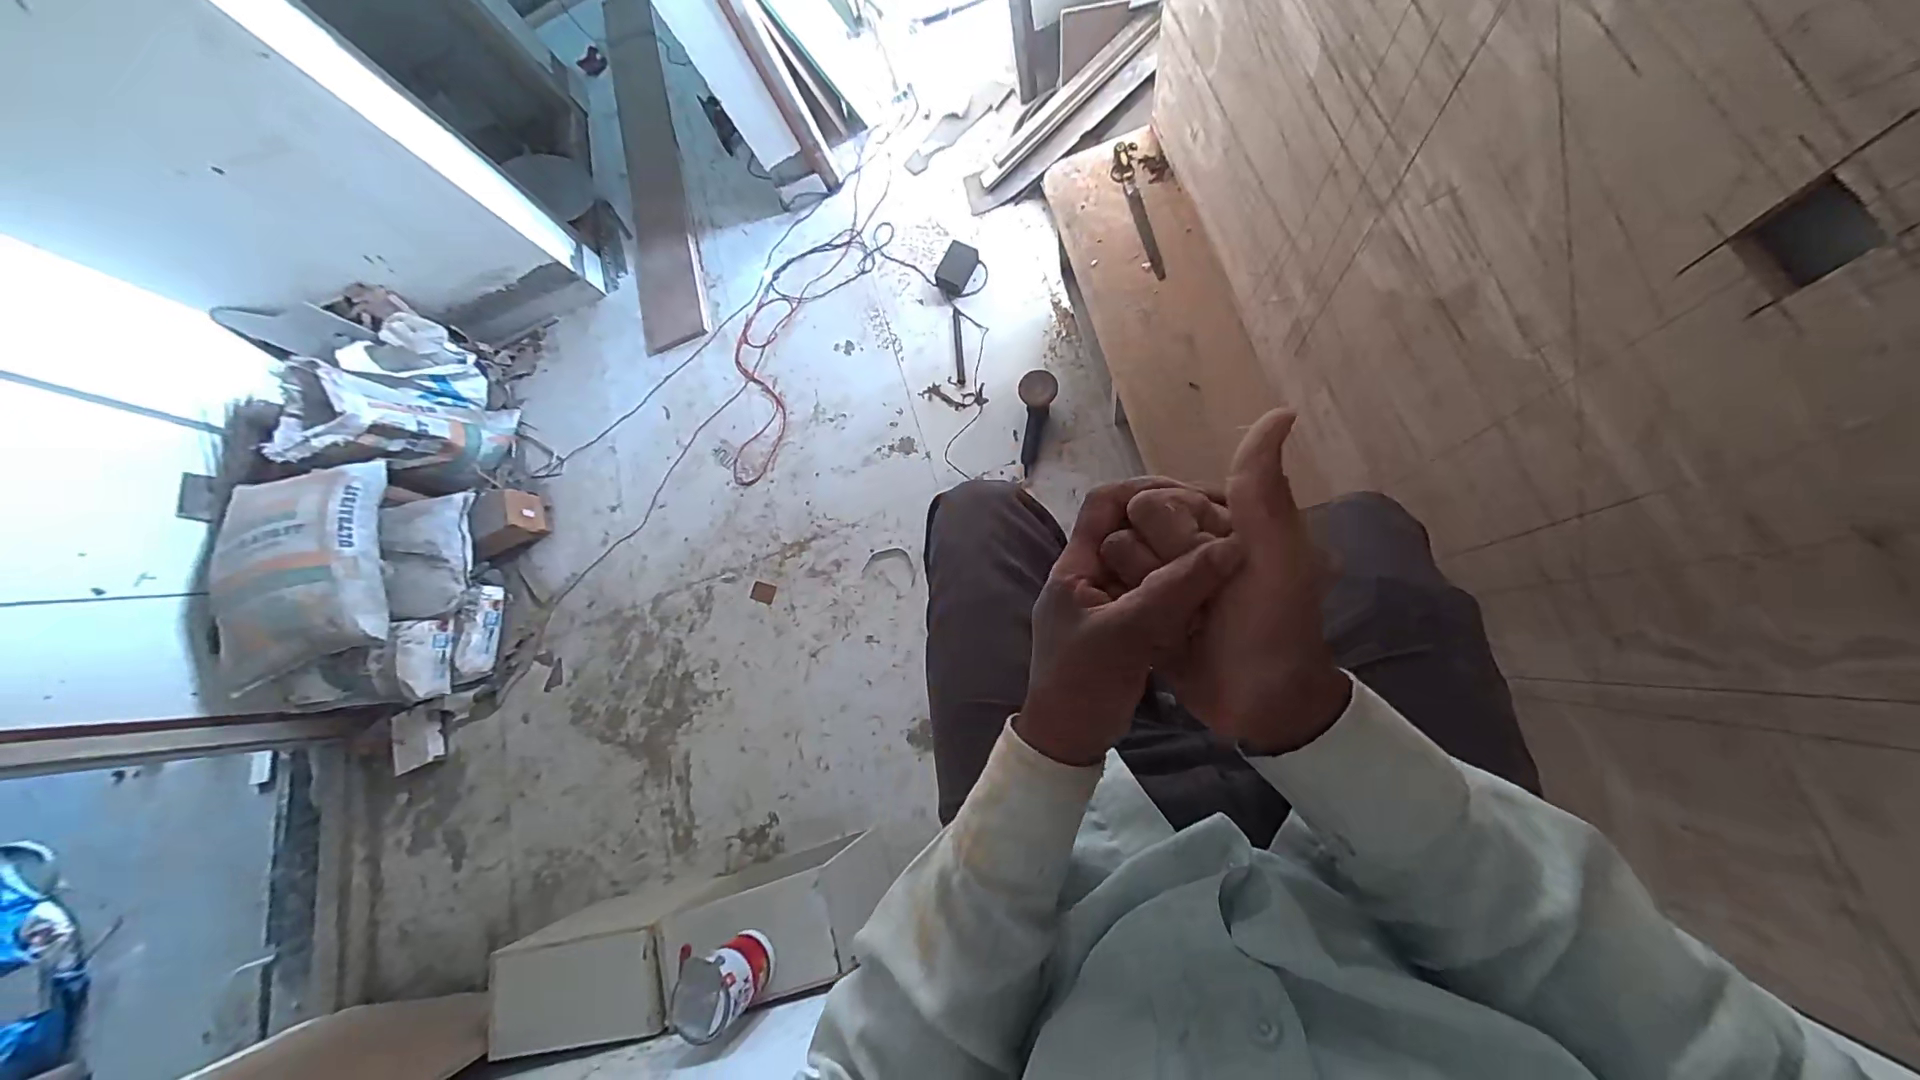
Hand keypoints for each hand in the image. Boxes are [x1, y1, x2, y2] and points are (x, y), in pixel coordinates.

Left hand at [1017, 479, 1244, 765]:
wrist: (1067, 739)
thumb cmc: (1082, 683)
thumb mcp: (1126, 635)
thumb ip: (1172, 591)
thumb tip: (1229, 546)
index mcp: (1075, 567)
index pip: (1104, 503)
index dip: (1145, 490)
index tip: (1193, 496)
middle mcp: (1090, 575)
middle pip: (1131, 527)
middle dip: (1174, 519)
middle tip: (1223, 522)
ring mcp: (1108, 599)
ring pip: (1148, 559)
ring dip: (1182, 553)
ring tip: (1228, 548)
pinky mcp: (1125, 623)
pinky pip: (1157, 590)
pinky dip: (1183, 585)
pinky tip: (1216, 586)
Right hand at [1106, 411, 1350, 753]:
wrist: (1259, 704)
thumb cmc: (1274, 625)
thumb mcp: (1276, 556)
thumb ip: (1261, 489)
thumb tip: (1281, 411)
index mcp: (1217, 516)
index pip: (1157, 500)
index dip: (1179, 535)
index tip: (1215, 563)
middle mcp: (1184, 538)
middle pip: (1130, 527)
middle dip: (1161, 565)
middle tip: (1203, 599)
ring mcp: (1160, 573)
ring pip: (1114, 557)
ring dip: (1146, 593)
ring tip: (1183, 622)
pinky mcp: (1142, 605)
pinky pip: (1110, 589)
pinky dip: (1130, 610)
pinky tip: (1159, 632)